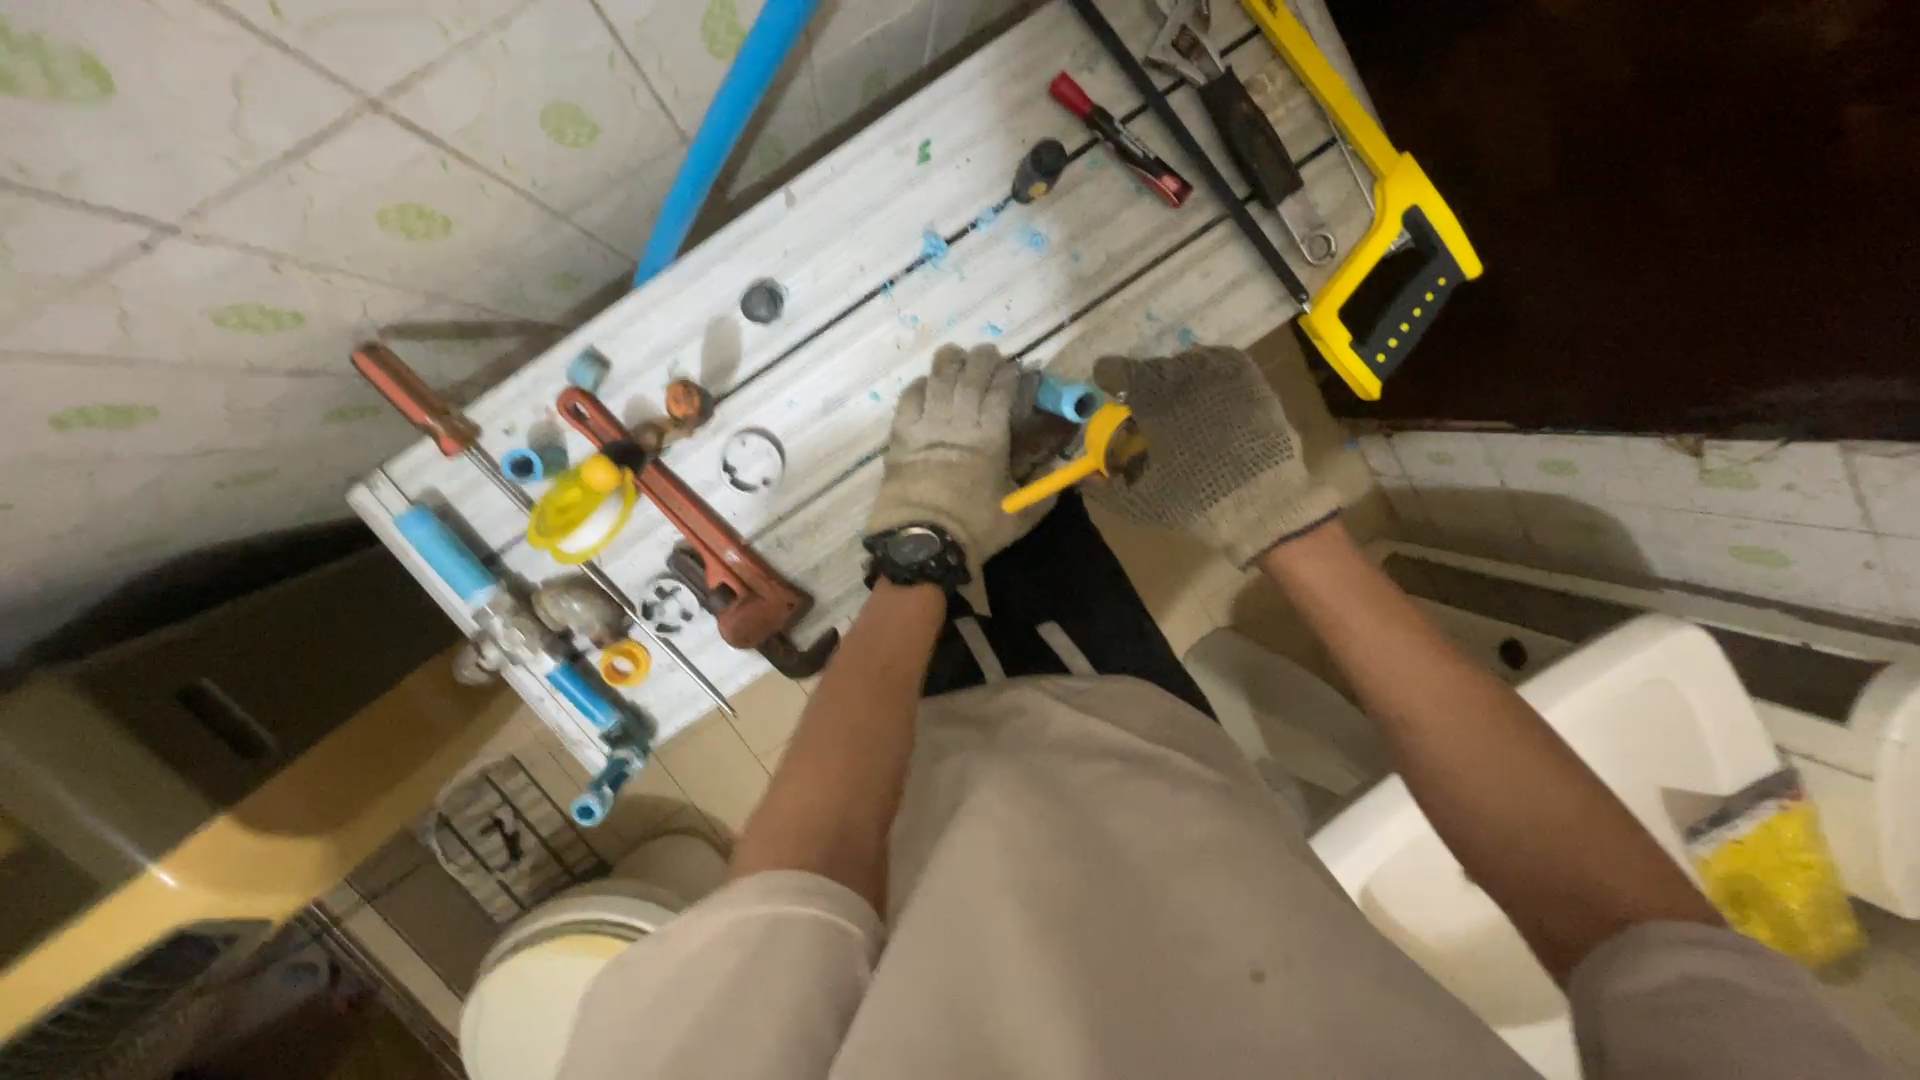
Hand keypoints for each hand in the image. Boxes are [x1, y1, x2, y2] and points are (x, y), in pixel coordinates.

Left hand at [867, 345, 1049, 583]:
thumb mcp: (1020, 515)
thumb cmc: (974, 528)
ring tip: (955, 354)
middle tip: (988, 353)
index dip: (1009, 373)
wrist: (921, 541)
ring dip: (948, 362)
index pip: (1001, 390)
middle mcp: (958, 422)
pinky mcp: (900, 437)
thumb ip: (1045, 492)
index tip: (1015, 367)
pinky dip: (919, 386)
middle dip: (981, 359)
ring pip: (937, 380)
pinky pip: (908, 400)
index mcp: (990, 437)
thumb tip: (1063, 475)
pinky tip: (925, 383)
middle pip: (969, 376)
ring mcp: (926, 426)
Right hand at [1089, 346, 1339, 566]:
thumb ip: (1104, 490)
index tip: (1110, 392)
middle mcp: (1182, 376)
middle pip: (1152, 367)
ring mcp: (1219, 373)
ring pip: (1187, 361)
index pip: (1116, 369)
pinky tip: (1211, 391)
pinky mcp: (1249, 378)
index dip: (1109, 379)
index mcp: (1151, 400)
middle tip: (1149, 409)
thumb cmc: (1195, 502)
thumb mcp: (1140, 504)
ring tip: (1183, 402)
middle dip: (1144, 384)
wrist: (1262, 502)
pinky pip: (1221, 359)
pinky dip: (1210, 369)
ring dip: (1178, 377)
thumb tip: (1082, 479)